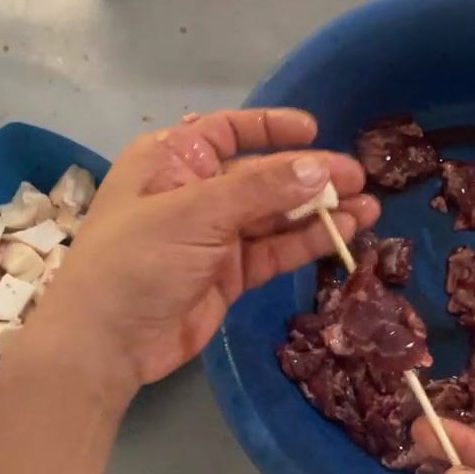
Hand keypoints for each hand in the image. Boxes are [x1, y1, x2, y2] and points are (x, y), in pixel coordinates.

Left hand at [33, 109, 376, 399]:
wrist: (106, 345)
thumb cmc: (137, 261)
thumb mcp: (196, 214)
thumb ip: (262, 189)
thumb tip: (320, 167)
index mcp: (173, 160)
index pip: (229, 131)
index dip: (272, 128)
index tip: (316, 131)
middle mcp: (197, 192)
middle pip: (264, 175)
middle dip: (311, 176)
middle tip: (359, 178)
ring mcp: (215, 235)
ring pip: (276, 215)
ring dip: (318, 211)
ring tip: (368, 208)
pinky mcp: (231, 273)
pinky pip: (275, 249)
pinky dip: (307, 242)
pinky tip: (343, 234)